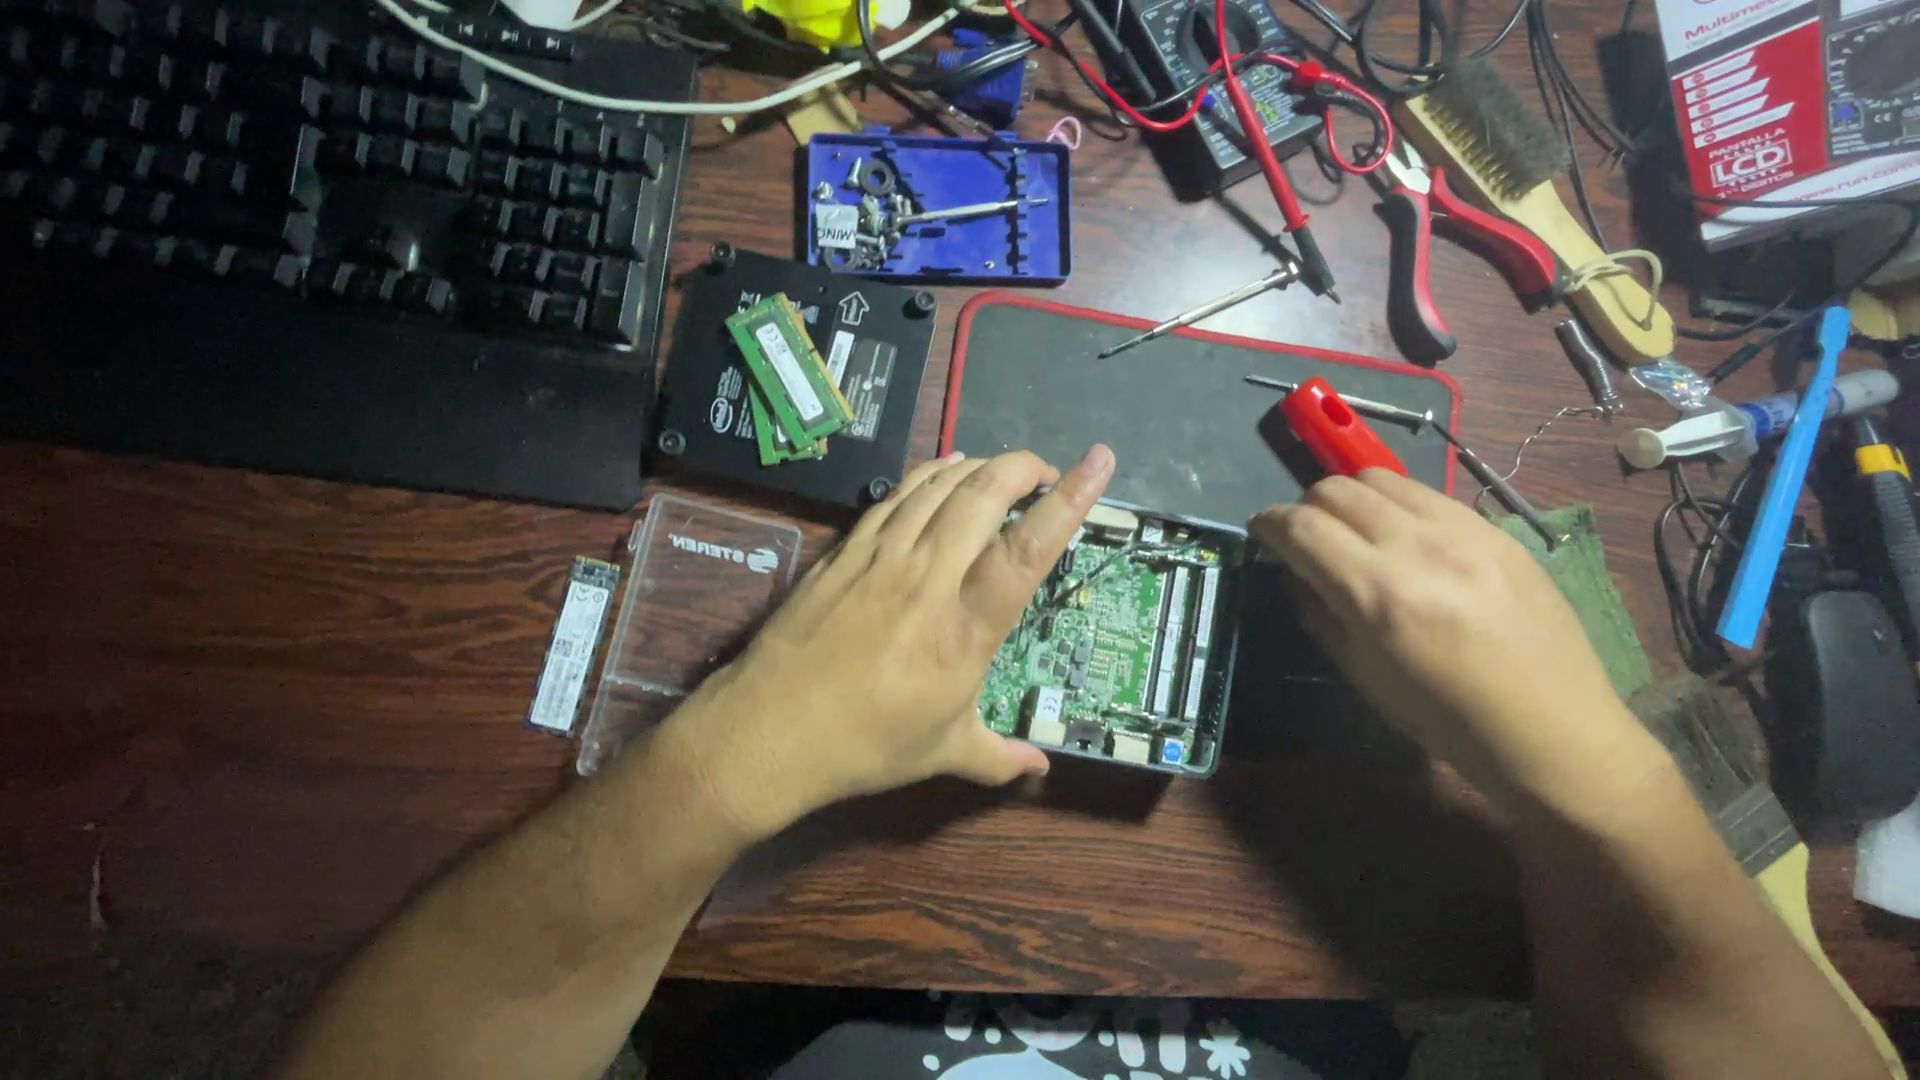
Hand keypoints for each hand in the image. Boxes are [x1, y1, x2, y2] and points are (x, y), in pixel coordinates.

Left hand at [670, 446, 1115, 839]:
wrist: (769, 731)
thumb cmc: (864, 746)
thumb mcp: (942, 753)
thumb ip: (999, 756)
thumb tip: (1040, 767)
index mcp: (964, 630)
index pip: (1026, 552)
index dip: (1067, 502)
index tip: (1096, 464)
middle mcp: (928, 580)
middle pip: (982, 498)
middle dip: (1021, 468)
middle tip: (1042, 472)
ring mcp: (881, 559)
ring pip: (937, 488)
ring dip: (977, 467)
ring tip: (1001, 468)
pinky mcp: (845, 552)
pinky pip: (894, 497)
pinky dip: (926, 475)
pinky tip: (942, 470)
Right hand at [1249, 469, 1663, 811]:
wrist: (1553, 731)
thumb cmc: (1443, 718)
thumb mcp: (1362, 674)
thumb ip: (1319, 613)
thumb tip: (1294, 574)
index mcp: (1378, 594)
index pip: (1301, 526)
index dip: (1268, 523)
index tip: (1260, 532)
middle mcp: (1418, 548)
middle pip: (1335, 490)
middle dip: (1305, 507)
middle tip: (1306, 538)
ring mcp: (1463, 532)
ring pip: (1380, 479)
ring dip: (1349, 498)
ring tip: (1353, 530)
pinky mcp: (1496, 530)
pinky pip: (1427, 494)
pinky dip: (1395, 505)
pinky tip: (1403, 538)